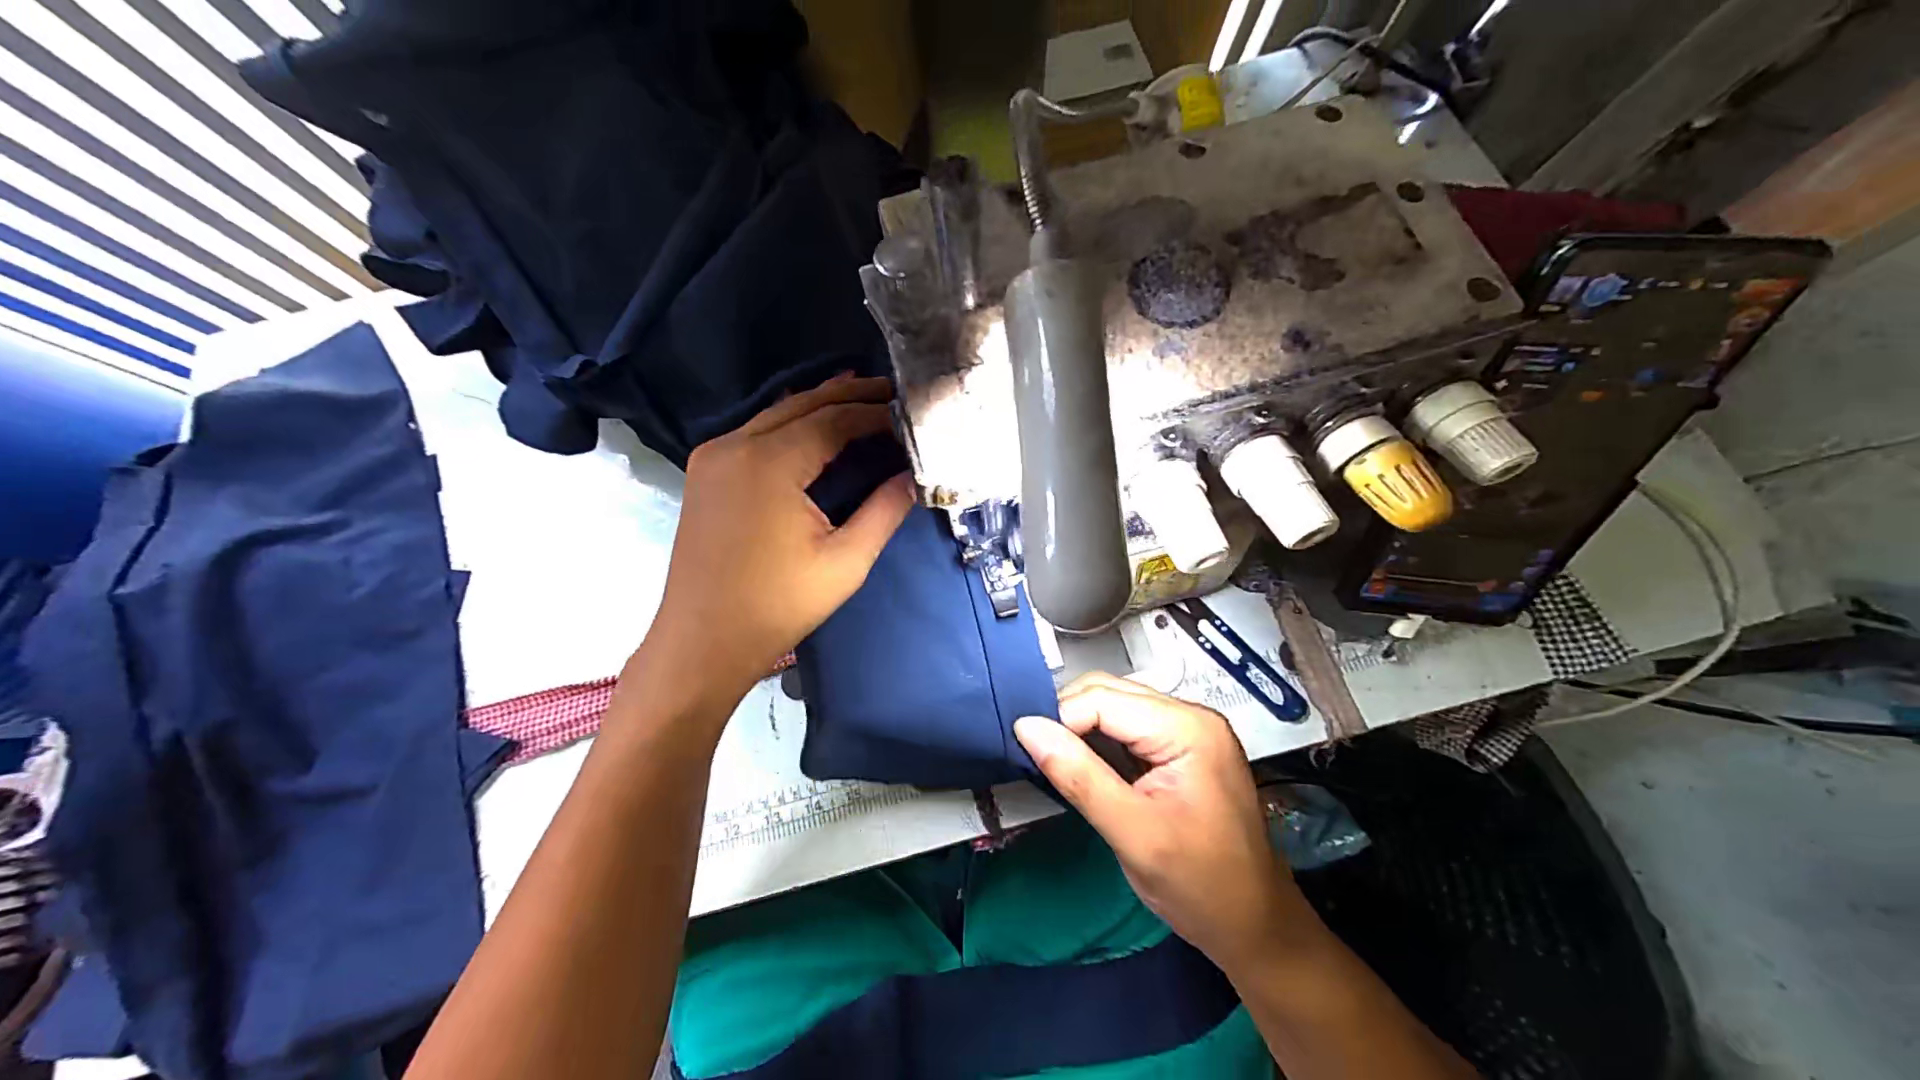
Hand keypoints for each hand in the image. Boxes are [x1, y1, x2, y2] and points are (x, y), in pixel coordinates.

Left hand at [642, 376, 914, 695]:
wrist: (702, 641)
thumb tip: (913, 476)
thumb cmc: (777, 606)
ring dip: (821, 406)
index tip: (909, 415)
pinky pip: (756, 431)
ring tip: (864, 403)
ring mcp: (713, 455)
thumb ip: (884, 511)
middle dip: (850, 395)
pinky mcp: (705, 471)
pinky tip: (817, 430)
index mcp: (769, 463)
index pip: (834, 419)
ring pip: (777, 413)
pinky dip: (792, 425)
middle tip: (892, 392)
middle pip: (803, 403)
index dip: (876, 414)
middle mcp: (735, 444)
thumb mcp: (845, 562)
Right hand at [1014, 673, 1313, 969]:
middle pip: (1108, 693)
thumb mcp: (1133, 834)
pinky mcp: (1179, 748)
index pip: (1102, 699)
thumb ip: (1078, 776)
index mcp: (1188, 728)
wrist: (1254, 926)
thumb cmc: (1202, 886)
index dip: (1060, 721)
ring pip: (1113, 707)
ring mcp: (1187, 731)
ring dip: (1080, 731)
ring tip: (1058, 765)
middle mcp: (1190, 716)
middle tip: (1040, 759)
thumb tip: (1026, 727)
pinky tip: (1085, 769)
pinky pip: (1126, 729)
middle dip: (1067, 720)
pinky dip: (1098, 744)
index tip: (1029, 754)